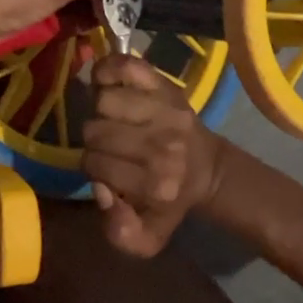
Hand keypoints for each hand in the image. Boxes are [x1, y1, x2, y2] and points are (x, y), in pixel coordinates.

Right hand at [82, 55, 228, 256]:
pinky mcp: (165, 84)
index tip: (106, 171)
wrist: (209, 170)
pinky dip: (108, 71)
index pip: (93, 166)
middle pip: (94, 131)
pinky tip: (107, 84)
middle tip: (110, 146)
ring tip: (113, 119)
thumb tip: (103, 194)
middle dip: (95, 141)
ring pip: (103, 100)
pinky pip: (124, 65)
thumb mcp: (147, 237)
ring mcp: (165, 110)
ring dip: (101, 110)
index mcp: (156, 185)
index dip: (93, 168)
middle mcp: (162, 146)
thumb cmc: (170, 203)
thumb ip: (119, 233)